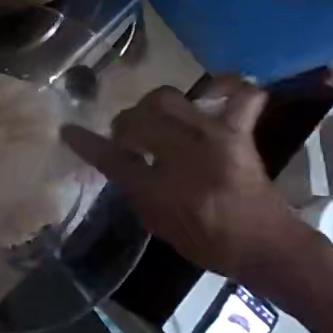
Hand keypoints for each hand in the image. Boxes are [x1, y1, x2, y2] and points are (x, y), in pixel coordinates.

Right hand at [62, 77, 315, 284]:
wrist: (264, 245)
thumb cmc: (209, 243)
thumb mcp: (161, 226)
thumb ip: (138, 193)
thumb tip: (121, 163)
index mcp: (162, 189)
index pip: (113, 159)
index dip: (87, 144)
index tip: (68, 131)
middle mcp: (184, 156)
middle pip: (138, 120)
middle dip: (124, 124)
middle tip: (126, 136)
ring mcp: (214, 137)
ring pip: (168, 99)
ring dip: (152, 106)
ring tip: (155, 118)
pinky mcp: (239, 131)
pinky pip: (239, 95)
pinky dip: (227, 87)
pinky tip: (213, 92)